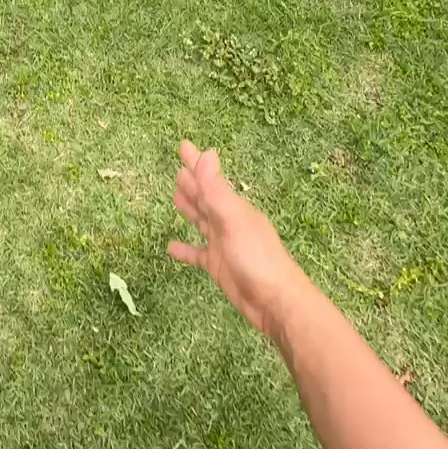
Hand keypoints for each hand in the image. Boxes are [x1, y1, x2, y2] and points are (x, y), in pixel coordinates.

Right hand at [166, 140, 319, 339]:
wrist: (276, 303)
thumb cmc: (256, 258)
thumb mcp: (233, 220)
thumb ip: (216, 189)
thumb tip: (207, 153)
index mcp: (234, 208)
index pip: (210, 180)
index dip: (196, 164)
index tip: (184, 145)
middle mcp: (229, 223)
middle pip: (206, 198)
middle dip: (193, 183)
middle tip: (179, 169)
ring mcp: (224, 245)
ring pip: (202, 221)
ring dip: (190, 208)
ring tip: (175, 196)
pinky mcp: (219, 266)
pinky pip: (198, 253)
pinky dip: (185, 249)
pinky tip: (171, 247)